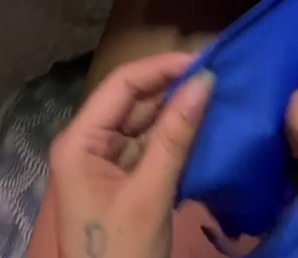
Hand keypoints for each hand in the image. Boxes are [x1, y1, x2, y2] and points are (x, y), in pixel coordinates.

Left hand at [49, 51, 216, 257]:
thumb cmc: (120, 254)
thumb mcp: (150, 194)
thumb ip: (176, 135)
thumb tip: (204, 80)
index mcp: (79, 139)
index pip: (122, 84)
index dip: (161, 67)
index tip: (204, 60)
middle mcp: (88, 142)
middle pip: (133, 100)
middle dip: (172, 85)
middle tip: (218, 73)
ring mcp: (104, 163)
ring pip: (144, 122)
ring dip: (177, 110)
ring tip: (217, 93)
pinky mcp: (123, 183)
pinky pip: (150, 146)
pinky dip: (175, 137)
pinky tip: (204, 126)